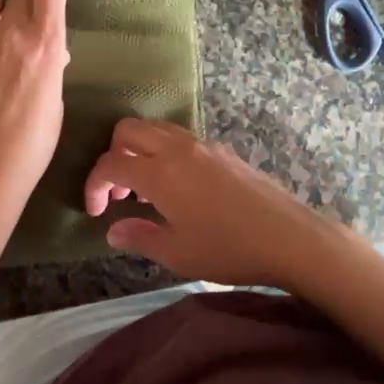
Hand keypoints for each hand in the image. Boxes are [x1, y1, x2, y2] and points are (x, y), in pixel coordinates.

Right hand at [84, 118, 353, 288]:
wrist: (288, 236)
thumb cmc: (229, 249)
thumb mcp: (179, 254)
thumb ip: (141, 237)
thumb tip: (113, 230)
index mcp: (159, 173)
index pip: (111, 163)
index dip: (94, 184)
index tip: (96, 211)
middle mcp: (176, 148)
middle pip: (128, 130)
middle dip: (113, 155)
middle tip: (118, 194)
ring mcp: (201, 144)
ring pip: (155, 129)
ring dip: (139, 151)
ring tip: (146, 192)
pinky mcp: (221, 149)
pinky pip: (179, 138)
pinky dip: (164, 152)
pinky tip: (178, 189)